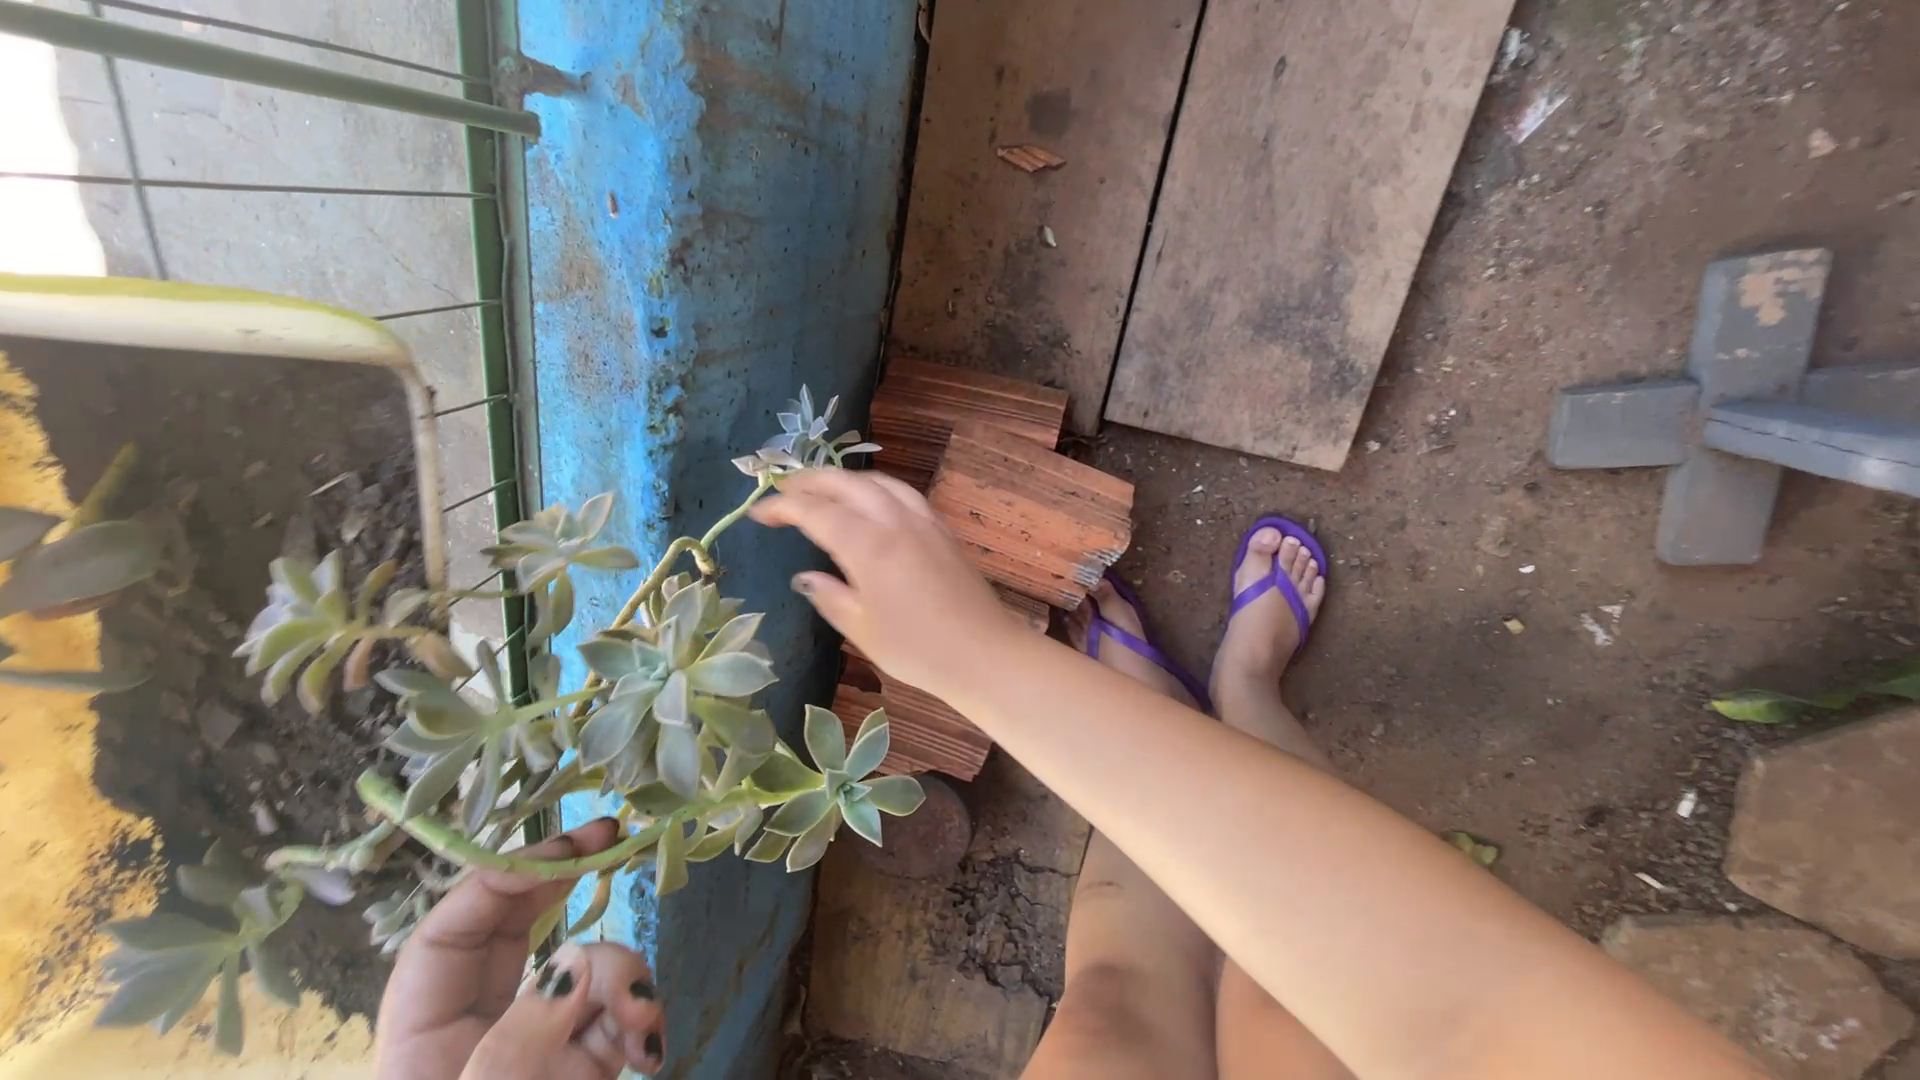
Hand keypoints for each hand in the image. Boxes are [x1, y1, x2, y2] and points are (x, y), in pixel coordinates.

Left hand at [373, 819, 666, 1079]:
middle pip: (516, 928)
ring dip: (623, 977)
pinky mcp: (590, 1061)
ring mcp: (542, 1041)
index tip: (566, 848)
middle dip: (566, 880)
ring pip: (585, 966)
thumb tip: (577, 961)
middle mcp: (480, 1027)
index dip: (502, 878)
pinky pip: (621, 1011)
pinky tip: (650, 1044)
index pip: (449, 933)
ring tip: (641, 1019)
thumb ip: (518, 1045)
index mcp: (419, 1041)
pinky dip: (641, 1017)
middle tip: (613, 837)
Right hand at [748, 468, 1013, 695]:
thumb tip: (805, 577)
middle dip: (809, 481)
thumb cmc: (917, 649)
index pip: (815, 512)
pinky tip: (870, 501)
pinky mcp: (941, 529)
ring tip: (821, 488)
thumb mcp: (861, 629)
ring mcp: (922, 520)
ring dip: (843, 479)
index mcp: (868, 544)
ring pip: (876, 482)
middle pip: (846, 484)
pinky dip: (875, 487)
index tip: (758, 514)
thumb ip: (829, 595)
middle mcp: (894, 520)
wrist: (983, 653)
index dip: (783, 508)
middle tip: (782, 490)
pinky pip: (901, 492)